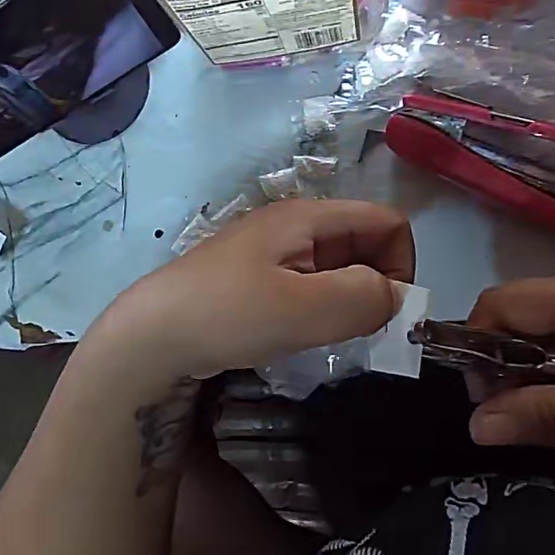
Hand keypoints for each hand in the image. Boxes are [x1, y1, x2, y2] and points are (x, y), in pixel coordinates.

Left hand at [87, 199, 415, 379]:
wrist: (151, 334)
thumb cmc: (228, 313)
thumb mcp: (304, 308)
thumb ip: (364, 298)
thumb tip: (397, 297)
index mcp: (308, 217)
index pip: (386, 221)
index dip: (402, 262)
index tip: (389, 311)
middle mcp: (293, 226)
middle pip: (363, 242)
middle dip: (376, 284)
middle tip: (361, 331)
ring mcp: (271, 253)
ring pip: (336, 268)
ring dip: (347, 301)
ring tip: (327, 336)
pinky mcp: (255, 280)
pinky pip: (309, 286)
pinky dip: (319, 310)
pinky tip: (299, 336)